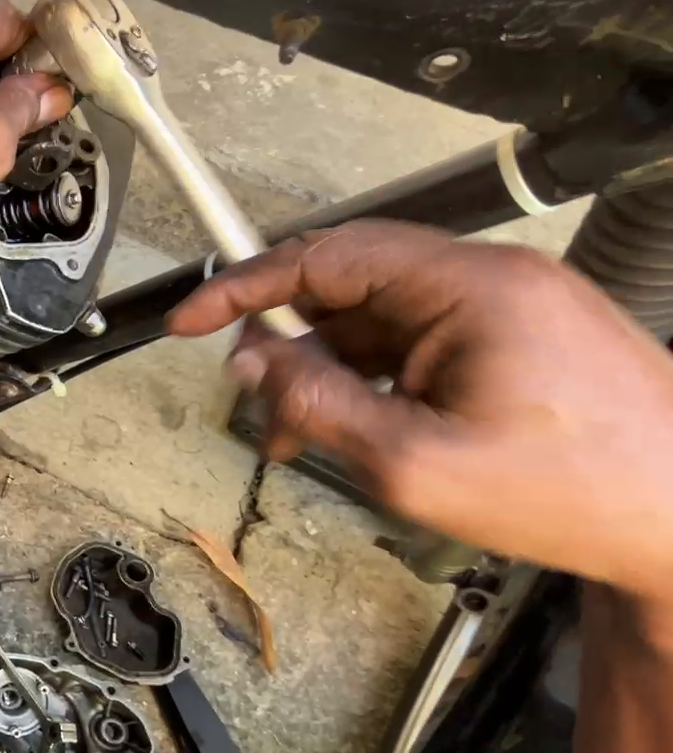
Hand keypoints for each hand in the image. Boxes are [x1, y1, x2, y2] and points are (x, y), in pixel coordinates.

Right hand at [166, 219, 672, 605]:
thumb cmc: (565, 495)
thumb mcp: (408, 460)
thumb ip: (314, 401)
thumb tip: (249, 361)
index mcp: (469, 289)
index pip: (324, 257)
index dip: (242, 286)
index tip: (187, 322)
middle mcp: (484, 281)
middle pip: (341, 283)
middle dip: (281, 339)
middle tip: (250, 396)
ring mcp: (497, 308)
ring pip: (364, 320)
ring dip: (316, 370)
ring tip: (295, 436)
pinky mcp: (503, 337)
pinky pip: (399, 343)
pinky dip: (355, 379)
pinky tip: (341, 427)